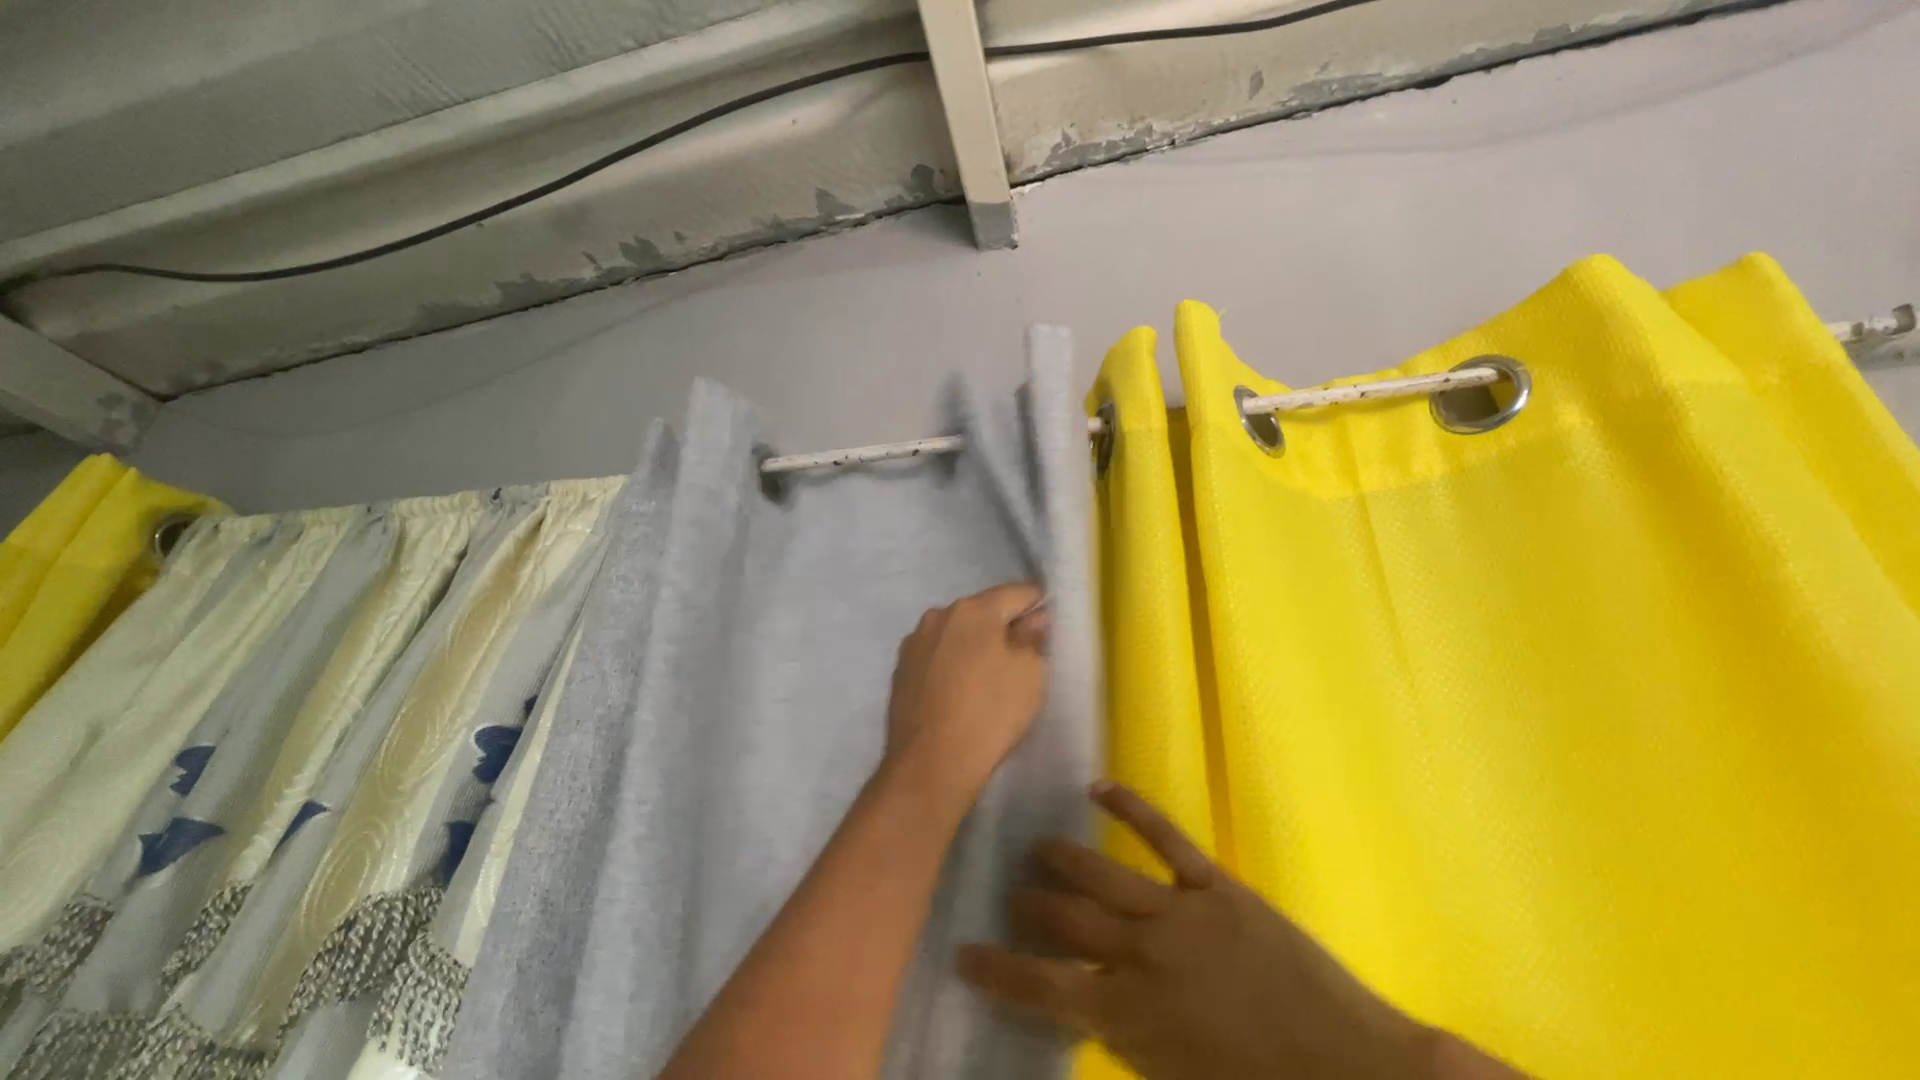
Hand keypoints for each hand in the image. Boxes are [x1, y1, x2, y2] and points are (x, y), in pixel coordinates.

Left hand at [884, 582, 1051, 796]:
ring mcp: (914, 643)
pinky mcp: (900, 670)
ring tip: (989, 678)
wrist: (930, 764)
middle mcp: (938, 616)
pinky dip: (952, 665)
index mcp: (973, 609)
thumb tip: (1033, 618)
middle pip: (983, 611)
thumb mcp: (1030, 674)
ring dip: (975, 646)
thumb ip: (1033, 637)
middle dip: (1004, 626)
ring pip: (956, 634)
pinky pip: (937, 657)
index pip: (1017, 592)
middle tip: (1023, 657)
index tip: (1049, 626)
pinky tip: (961, 692)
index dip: (1039, 605)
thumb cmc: (990, 714)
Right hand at [958, 782, 1494, 1079]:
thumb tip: (1086, 1006)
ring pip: (1102, 874)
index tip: (963, 953)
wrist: (1349, 1070)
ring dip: (1062, 858)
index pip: (1040, 987)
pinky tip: (1098, 788)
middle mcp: (1142, 955)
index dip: (996, 970)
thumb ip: (1122, 1042)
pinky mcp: (1217, 886)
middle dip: (1029, 906)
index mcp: (1128, 1016)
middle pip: (1065, 920)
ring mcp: (1179, 913)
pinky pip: (1166, 838)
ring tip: (1034, 847)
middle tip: (1010, 895)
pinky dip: (1131, 808)